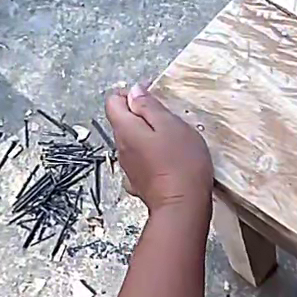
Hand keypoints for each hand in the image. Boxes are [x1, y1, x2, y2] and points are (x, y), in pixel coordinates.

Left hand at [105, 82, 212, 215]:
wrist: (183, 205)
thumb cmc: (182, 163)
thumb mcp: (171, 126)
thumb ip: (150, 106)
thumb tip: (135, 91)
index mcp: (126, 129)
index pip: (114, 101)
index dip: (132, 94)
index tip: (155, 97)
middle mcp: (120, 146)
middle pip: (123, 121)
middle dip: (143, 115)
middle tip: (171, 119)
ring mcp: (128, 166)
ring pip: (133, 140)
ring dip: (149, 135)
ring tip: (174, 140)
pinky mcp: (139, 180)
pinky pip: (141, 158)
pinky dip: (151, 153)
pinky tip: (169, 160)